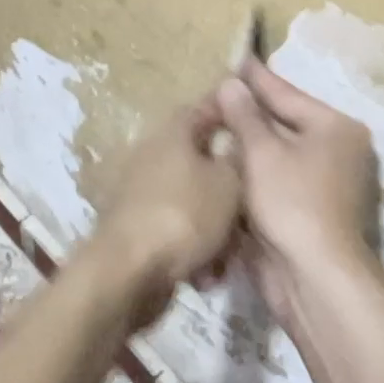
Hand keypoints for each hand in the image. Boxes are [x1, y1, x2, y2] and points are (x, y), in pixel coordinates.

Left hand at [86, 90, 241, 325]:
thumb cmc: (185, 215)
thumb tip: (241, 139)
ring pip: (191, 201)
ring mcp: (140, 195)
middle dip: (228, 184)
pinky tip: (206, 274)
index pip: (204, 109)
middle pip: (199, 161)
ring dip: (215, 225)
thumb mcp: (228, 182)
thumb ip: (239, 157)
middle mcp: (152, 158)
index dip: (229, 111)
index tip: (255, 119)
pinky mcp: (136, 231)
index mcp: (172, 135)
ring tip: (232, 252)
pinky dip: (193, 248)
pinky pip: (176, 231)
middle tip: (254, 201)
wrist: (128, 272)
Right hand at [216, 59, 382, 314]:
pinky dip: (255, 172)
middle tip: (219, 90)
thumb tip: (232, 84)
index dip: (257, 78)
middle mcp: (339, 151)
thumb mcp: (262, 153)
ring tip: (216, 122)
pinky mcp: (312, 211)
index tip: (237, 58)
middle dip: (251, 111)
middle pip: (286, 123)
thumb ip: (245, 116)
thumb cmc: (292, 203)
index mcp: (336, 128)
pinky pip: (278, 180)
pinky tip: (226, 163)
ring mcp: (327, 184)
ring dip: (250, 143)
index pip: (288, 94)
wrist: (315, 277)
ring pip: (280, 154)